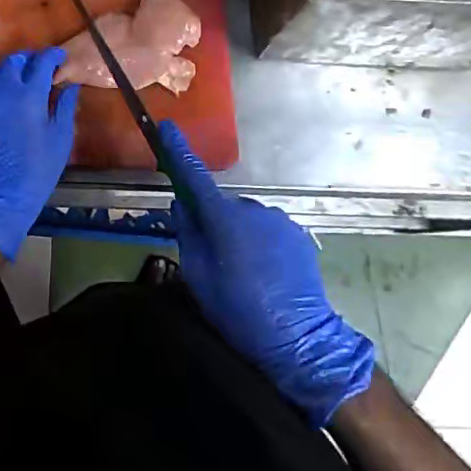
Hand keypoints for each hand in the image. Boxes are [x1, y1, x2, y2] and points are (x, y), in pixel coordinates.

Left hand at [0, 49, 80, 259]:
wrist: (4, 191)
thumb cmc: (39, 166)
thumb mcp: (61, 135)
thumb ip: (65, 105)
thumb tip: (70, 86)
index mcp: (30, 95)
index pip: (41, 62)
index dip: (53, 56)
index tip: (61, 58)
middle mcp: (6, 91)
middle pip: (16, 60)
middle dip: (31, 58)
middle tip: (45, 67)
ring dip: (14, 67)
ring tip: (28, 77)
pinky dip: (2, 80)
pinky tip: (13, 91)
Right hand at [163, 121, 375, 426]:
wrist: (302, 343)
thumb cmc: (240, 313)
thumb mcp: (199, 278)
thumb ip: (188, 235)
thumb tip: (182, 205)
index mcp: (224, 219)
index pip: (195, 177)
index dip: (179, 152)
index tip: (168, 127)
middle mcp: (252, 209)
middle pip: (221, 207)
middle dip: (213, 223)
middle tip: (212, 261)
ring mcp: (278, 220)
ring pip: (245, 220)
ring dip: (238, 235)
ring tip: (243, 275)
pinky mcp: (297, 234)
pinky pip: (267, 231)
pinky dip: (260, 244)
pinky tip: (264, 275)